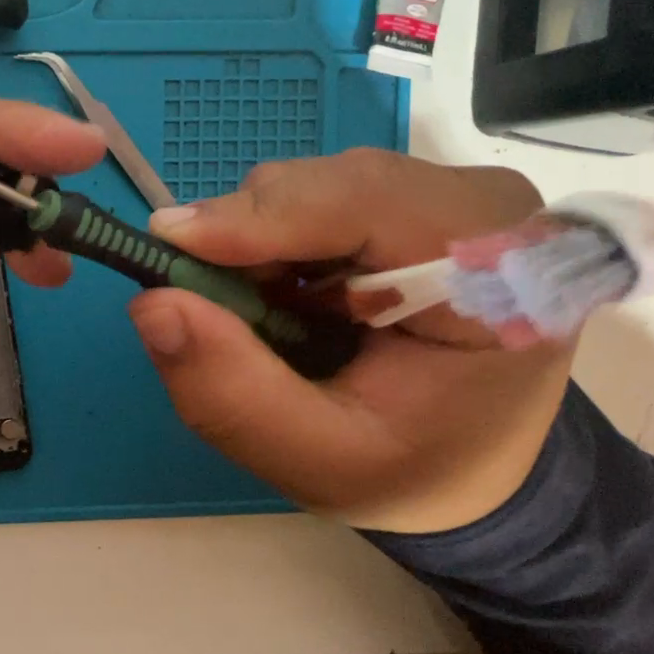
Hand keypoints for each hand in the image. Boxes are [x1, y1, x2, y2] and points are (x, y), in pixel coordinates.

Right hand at [128, 148, 572, 532]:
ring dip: (257, 241)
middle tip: (204, 301)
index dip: (265, 217)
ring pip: (315, 183)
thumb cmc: (410, 471)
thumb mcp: (317, 461)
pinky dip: (271, 240)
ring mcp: (451, 198)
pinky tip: (277, 290)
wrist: (470, 467)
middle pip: (334, 183)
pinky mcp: (414, 202)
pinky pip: (314, 196)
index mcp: (502, 279)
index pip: (372, 204)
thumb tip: (151, 305)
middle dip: (250, 235)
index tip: (170, 242)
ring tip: (255, 309)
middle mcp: (488, 212)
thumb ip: (234, 396)